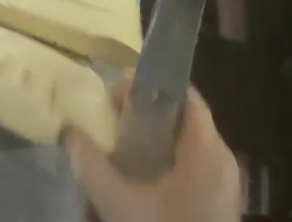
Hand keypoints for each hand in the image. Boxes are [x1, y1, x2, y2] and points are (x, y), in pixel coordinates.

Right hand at [65, 81, 240, 221]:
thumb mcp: (121, 207)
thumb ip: (92, 166)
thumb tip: (68, 131)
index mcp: (207, 151)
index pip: (184, 95)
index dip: (148, 85)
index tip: (114, 91)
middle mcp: (221, 160)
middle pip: (182, 117)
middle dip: (143, 112)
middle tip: (108, 116)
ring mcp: (223, 186)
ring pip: (184, 143)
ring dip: (150, 138)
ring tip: (115, 145)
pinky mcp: (217, 207)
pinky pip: (189, 166)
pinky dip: (162, 160)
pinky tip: (135, 178)